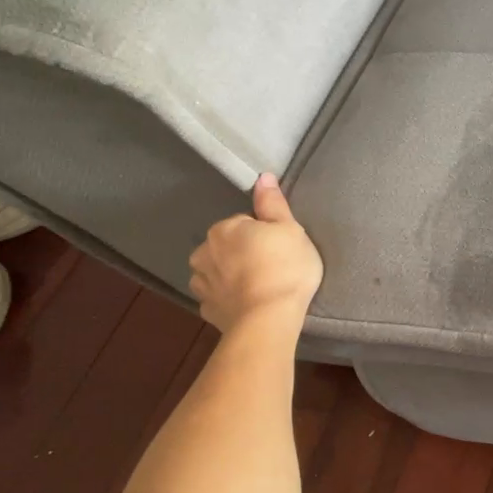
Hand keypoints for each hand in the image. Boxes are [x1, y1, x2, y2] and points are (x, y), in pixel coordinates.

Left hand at [188, 173, 323, 331]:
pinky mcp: (205, 307)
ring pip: (218, 270)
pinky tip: (251, 301)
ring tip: (262, 285)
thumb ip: (273, 203)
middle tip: (275, 265)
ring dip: (234, 274)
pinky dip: (230, 296)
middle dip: (245, 252)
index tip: (282, 247)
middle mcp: (203, 251)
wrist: (268, 316)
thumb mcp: (291, 230)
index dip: (266, 234)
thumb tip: (263, 176)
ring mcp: (201, 282)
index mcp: (225, 229)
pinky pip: (219, 295)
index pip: (245, 223)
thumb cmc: (286, 267)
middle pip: (227, 246)